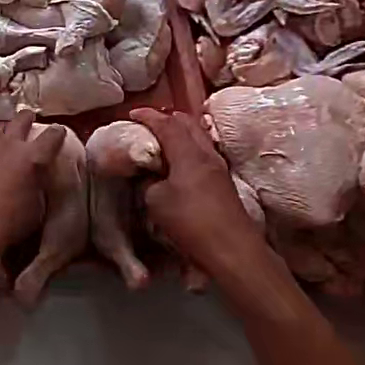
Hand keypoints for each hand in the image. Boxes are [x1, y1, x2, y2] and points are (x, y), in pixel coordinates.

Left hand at [0, 110, 63, 287]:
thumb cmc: (11, 222)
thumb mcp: (37, 206)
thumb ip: (38, 185)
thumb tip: (36, 178)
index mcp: (33, 157)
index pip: (52, 136)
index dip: (57, 133)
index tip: (59, 132)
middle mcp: (9, 147)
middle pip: (21, 120)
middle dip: (28, 118)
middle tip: (31, 118)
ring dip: (3, 130)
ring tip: (5, 136)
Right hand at [129, 108, 276, 278]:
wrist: (232, 250)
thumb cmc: (190, 222)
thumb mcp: (155, 201)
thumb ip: (149, 182)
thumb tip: (151, 177)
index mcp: (189, 154)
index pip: (167, 125)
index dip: (149, 117)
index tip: (133, 114)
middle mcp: (207, 154)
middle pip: (189, 124)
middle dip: (168, 119)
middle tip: (149, 123)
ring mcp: (219, 168)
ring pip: (199, 137)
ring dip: (180, 133)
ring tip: (162, 140)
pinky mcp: (223, 183)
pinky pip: (203, 153)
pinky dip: (187, 149)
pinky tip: (178, 161)